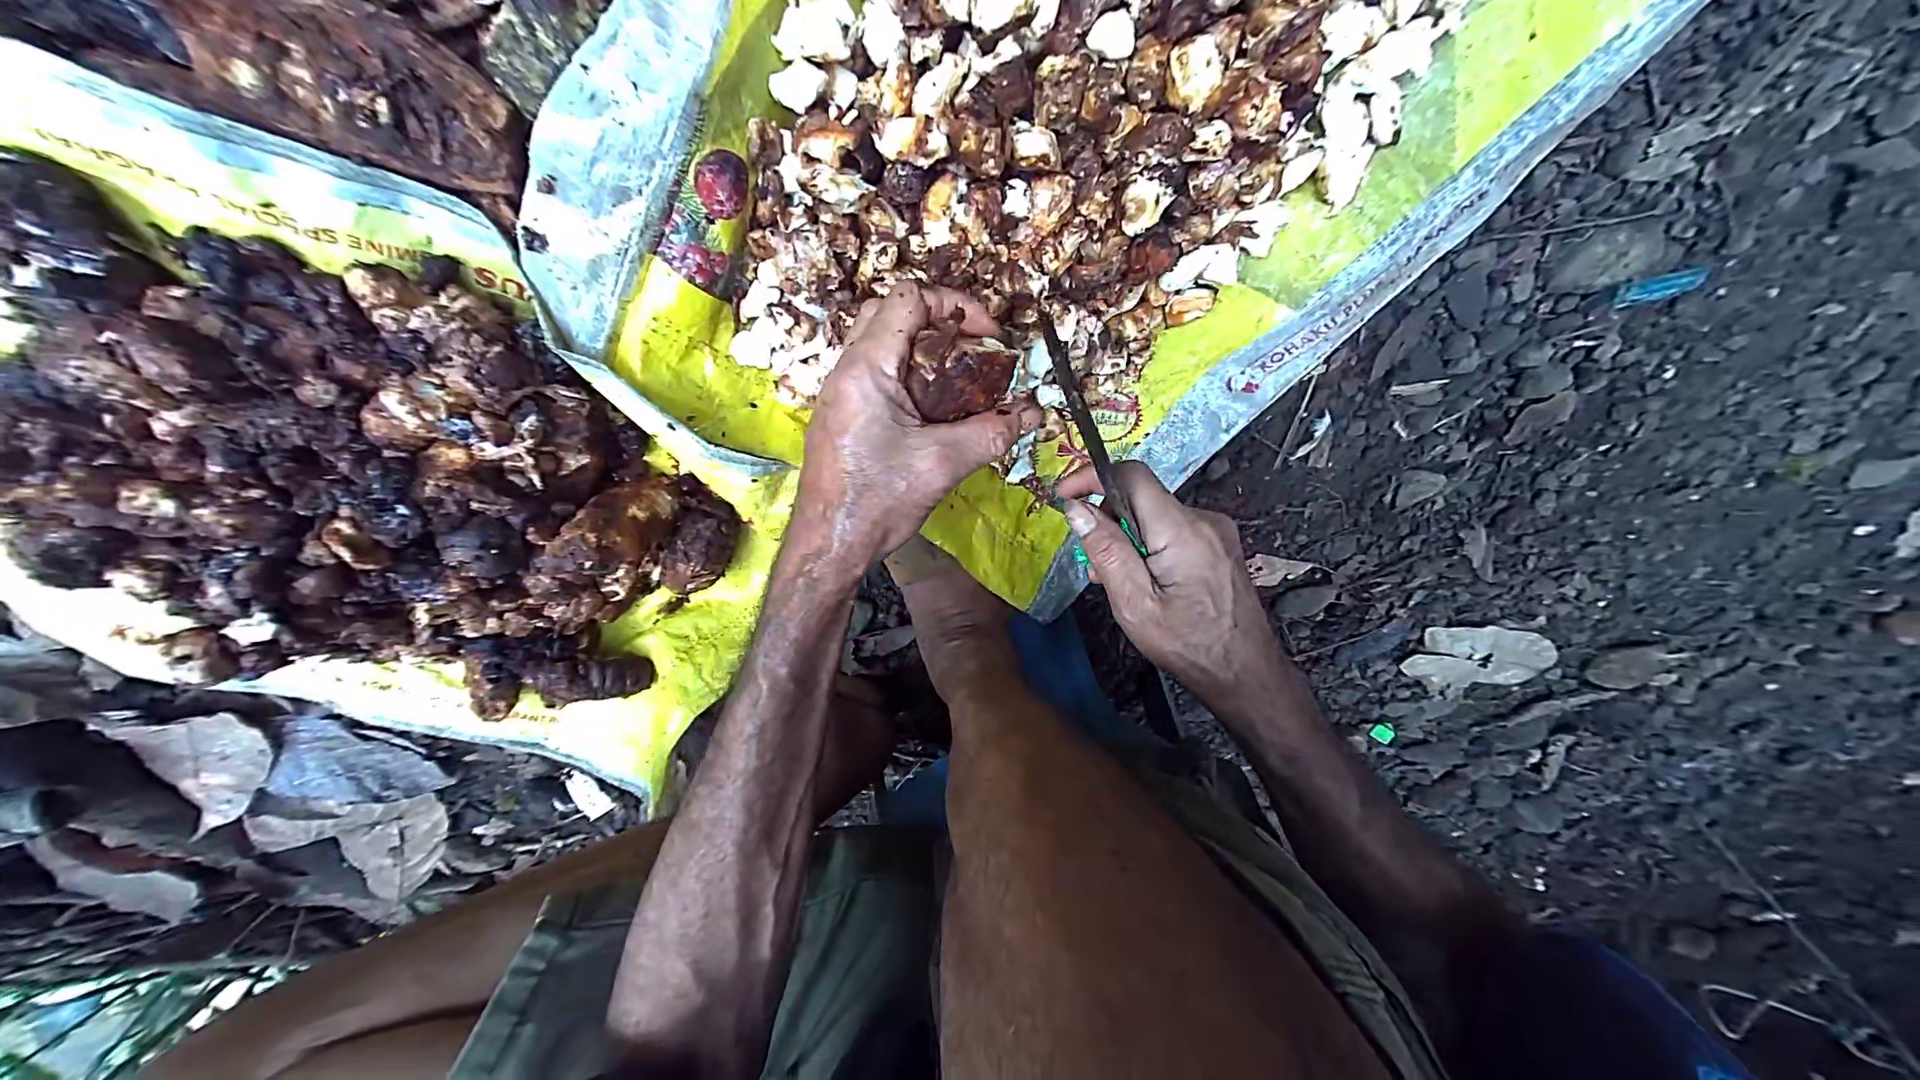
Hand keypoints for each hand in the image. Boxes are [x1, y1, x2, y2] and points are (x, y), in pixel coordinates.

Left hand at [797, 284, 1041, 567]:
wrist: (829, 545)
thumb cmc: (876, 502)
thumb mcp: (942, 464)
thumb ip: (991, 433)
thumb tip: (1031, 414)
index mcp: (867, 368)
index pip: (907, 297)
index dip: (955, 303)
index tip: (989, 334)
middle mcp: (848, 370)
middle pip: (894, 312)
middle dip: (942, 322)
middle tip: (977, 350)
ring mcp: (842, 392)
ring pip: (886, 344)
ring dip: (928, 351)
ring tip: (964, 379)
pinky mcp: (845, 415)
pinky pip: (880, 375)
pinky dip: (913, 376)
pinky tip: (939, 409)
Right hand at [1057, 462, 1286, 704]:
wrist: (1247, 672)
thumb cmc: (1188, 646)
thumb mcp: (1134, 604)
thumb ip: (1106, 551)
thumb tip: (1077, 509)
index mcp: (1181, 531)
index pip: (1132, 475)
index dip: (1092, 477)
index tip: (1066, 496)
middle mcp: (1203, 520)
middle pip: (1141, 497)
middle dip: (1108, 519)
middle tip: (1091, 561)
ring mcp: (1215, 530)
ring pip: (1155, 515)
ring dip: (1127, 536)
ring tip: (1116, 580)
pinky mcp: (1219, 543)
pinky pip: (1173, 530)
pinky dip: (1149, 545)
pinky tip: (1144, 580)